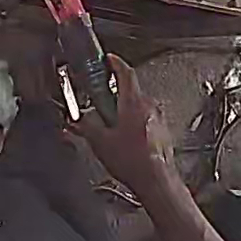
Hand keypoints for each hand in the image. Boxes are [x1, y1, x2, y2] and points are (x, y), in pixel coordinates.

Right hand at [69, 56, 179, 199]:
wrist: (157, 181)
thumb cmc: (133, 161)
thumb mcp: (100, 142)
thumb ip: (87, 125)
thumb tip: (79, 119)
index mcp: (133, 103)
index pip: (126, 73)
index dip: (116, 63)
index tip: (109, 59)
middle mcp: (149, 106)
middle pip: (131, 89)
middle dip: (115, 92)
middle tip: (101, 98)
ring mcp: (158, 119)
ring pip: (138, 105)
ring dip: (124, 108)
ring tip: (110, 124)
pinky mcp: (162, 131)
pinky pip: (145, 118)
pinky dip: (134, 121)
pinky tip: (125, 138)